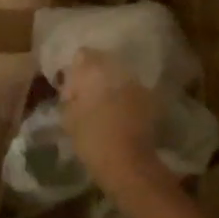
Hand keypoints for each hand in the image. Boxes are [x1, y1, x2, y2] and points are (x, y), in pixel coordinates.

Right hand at [59, 48, 169, 192]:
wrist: (127, 162)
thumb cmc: (91, 138)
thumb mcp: (68, 117)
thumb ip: (69, 96)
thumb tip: (72, 87)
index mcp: (95, 71)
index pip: (83, 54)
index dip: (76, 69)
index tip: (71, 85)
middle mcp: (119, 71)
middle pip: (104, 63)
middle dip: (94, 75)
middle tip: (85, 95)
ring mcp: (137, 84)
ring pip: (120, 77)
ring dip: (111, 86)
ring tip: (103, 106)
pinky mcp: (150, 100)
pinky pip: (132, 92)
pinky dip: (125, 98)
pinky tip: (118, 114)